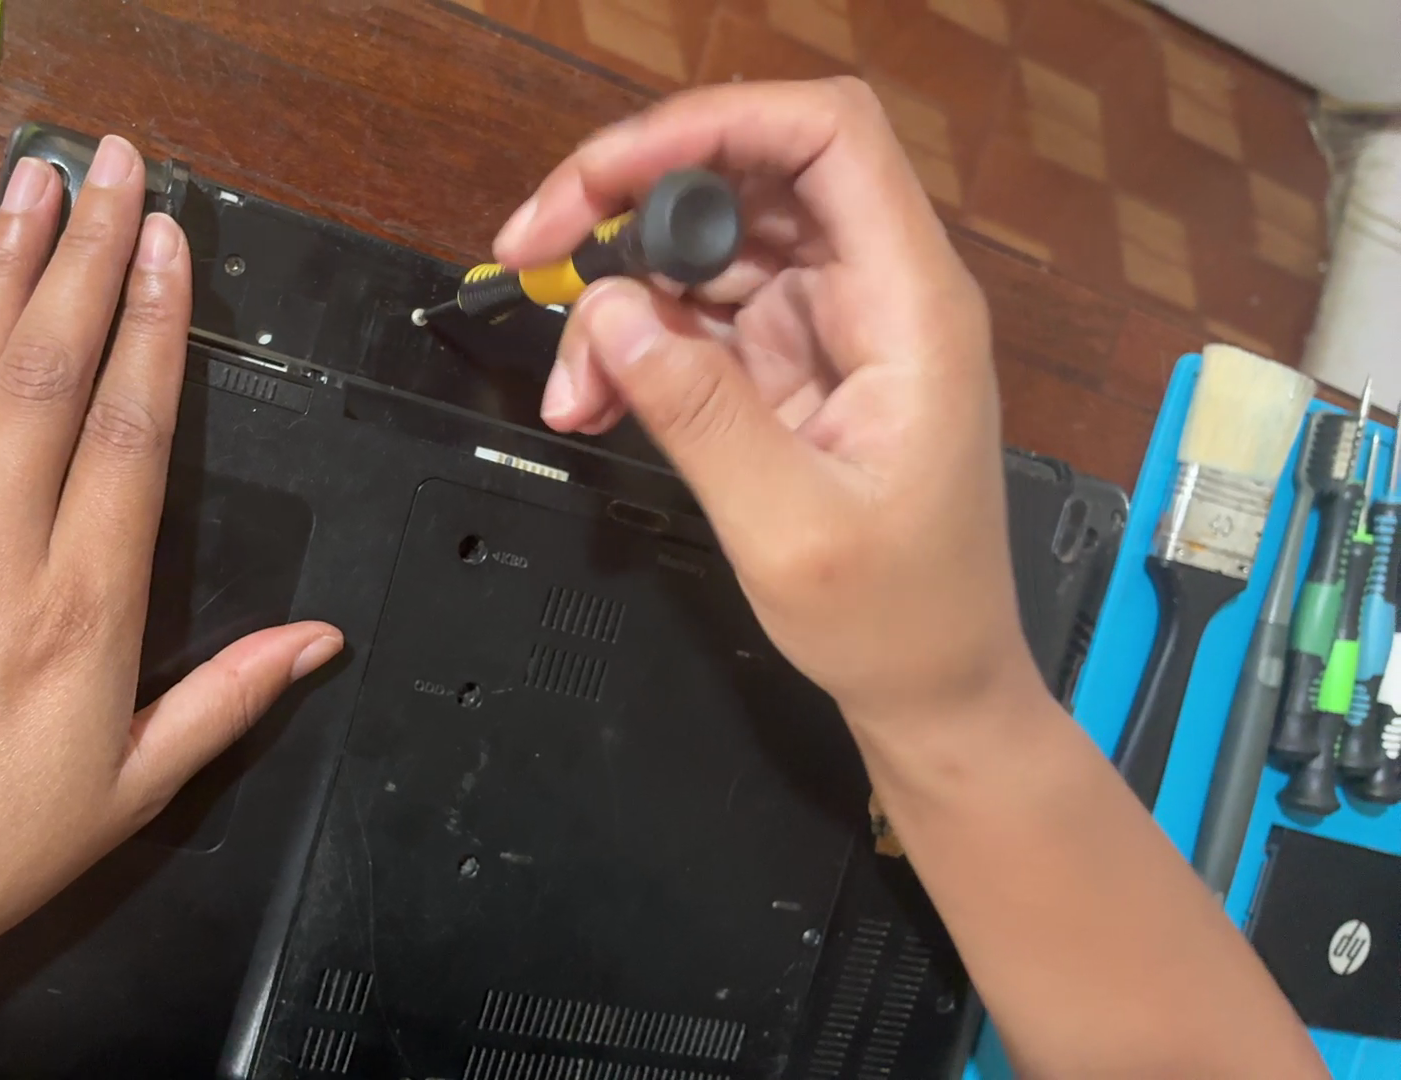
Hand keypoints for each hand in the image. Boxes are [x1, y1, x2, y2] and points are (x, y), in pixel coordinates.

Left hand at [0, 135, 341, 1079]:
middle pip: (49, 377)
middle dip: (85, 258)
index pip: (128, 437)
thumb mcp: (140, 784)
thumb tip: (324, 640)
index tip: (167, 246)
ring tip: (32, 185)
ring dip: (7, 271)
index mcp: (83, 608)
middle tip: (108, 166)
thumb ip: (234, 697)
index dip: (154, 330)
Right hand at [497, 79, 1035, 727]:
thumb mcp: (788, 524)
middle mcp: (862, 295)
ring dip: (615, 309)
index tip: (596, 180)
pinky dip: (631, 354)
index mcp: (904, 306)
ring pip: (695, 263)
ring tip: (574, 395)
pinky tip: (595, 403)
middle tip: (533, 259)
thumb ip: (699, 412)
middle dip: (625, 210)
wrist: (923, 676)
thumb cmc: (888, 614)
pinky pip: (688, 328)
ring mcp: (814, 331)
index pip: (821, 140)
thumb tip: (610, 311)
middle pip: (737, 187)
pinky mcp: (776, 371)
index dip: (706, 127)